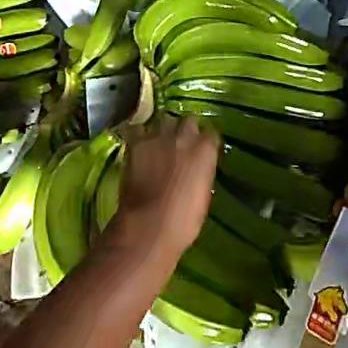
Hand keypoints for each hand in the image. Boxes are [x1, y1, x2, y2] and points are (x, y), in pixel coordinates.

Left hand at [104, 116, 217, 269]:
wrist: (148, 227)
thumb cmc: (184, 220)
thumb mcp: (203, 194)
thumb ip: (201, 171)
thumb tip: (197, 167)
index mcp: (205, 150)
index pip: (211, 134)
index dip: (205, 142)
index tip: (203, 150)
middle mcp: (184, 136)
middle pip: (188, 121)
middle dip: (185, 130)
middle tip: (181, 144)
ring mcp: (158, 137)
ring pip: (163, 121)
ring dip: (163, 130)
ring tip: (159, 143)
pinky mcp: (136, 144)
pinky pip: (138, 130)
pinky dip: (140, 136)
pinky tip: (139, 146)